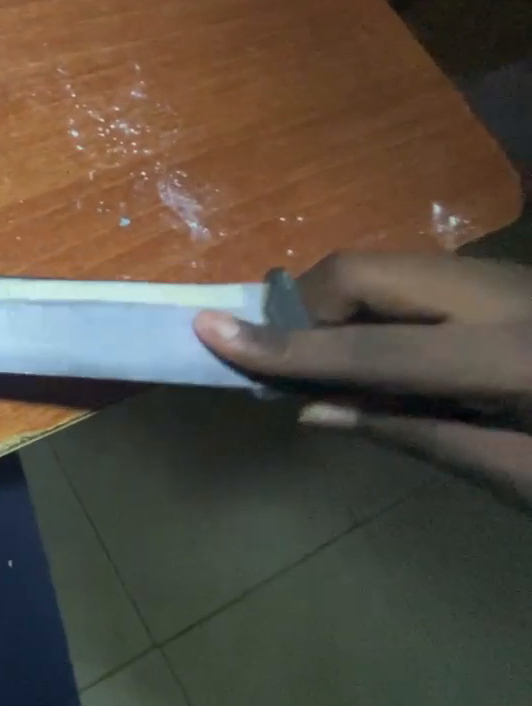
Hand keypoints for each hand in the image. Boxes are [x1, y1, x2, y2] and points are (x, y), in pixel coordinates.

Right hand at [193, 252, 531, 508]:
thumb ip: (418, 436)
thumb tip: (314, 410)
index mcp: (521, 359)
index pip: (370, 348)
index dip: (283, 345)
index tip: (204, 330)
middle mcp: (515, 302)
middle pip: (368, 273)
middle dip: (309, 306)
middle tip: (304, 360)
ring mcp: (517, 284)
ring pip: (388, 268)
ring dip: (341, 308)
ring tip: (351, 363)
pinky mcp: (516, 285)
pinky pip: (419, 281)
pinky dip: (380, 310)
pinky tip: (402, 355)